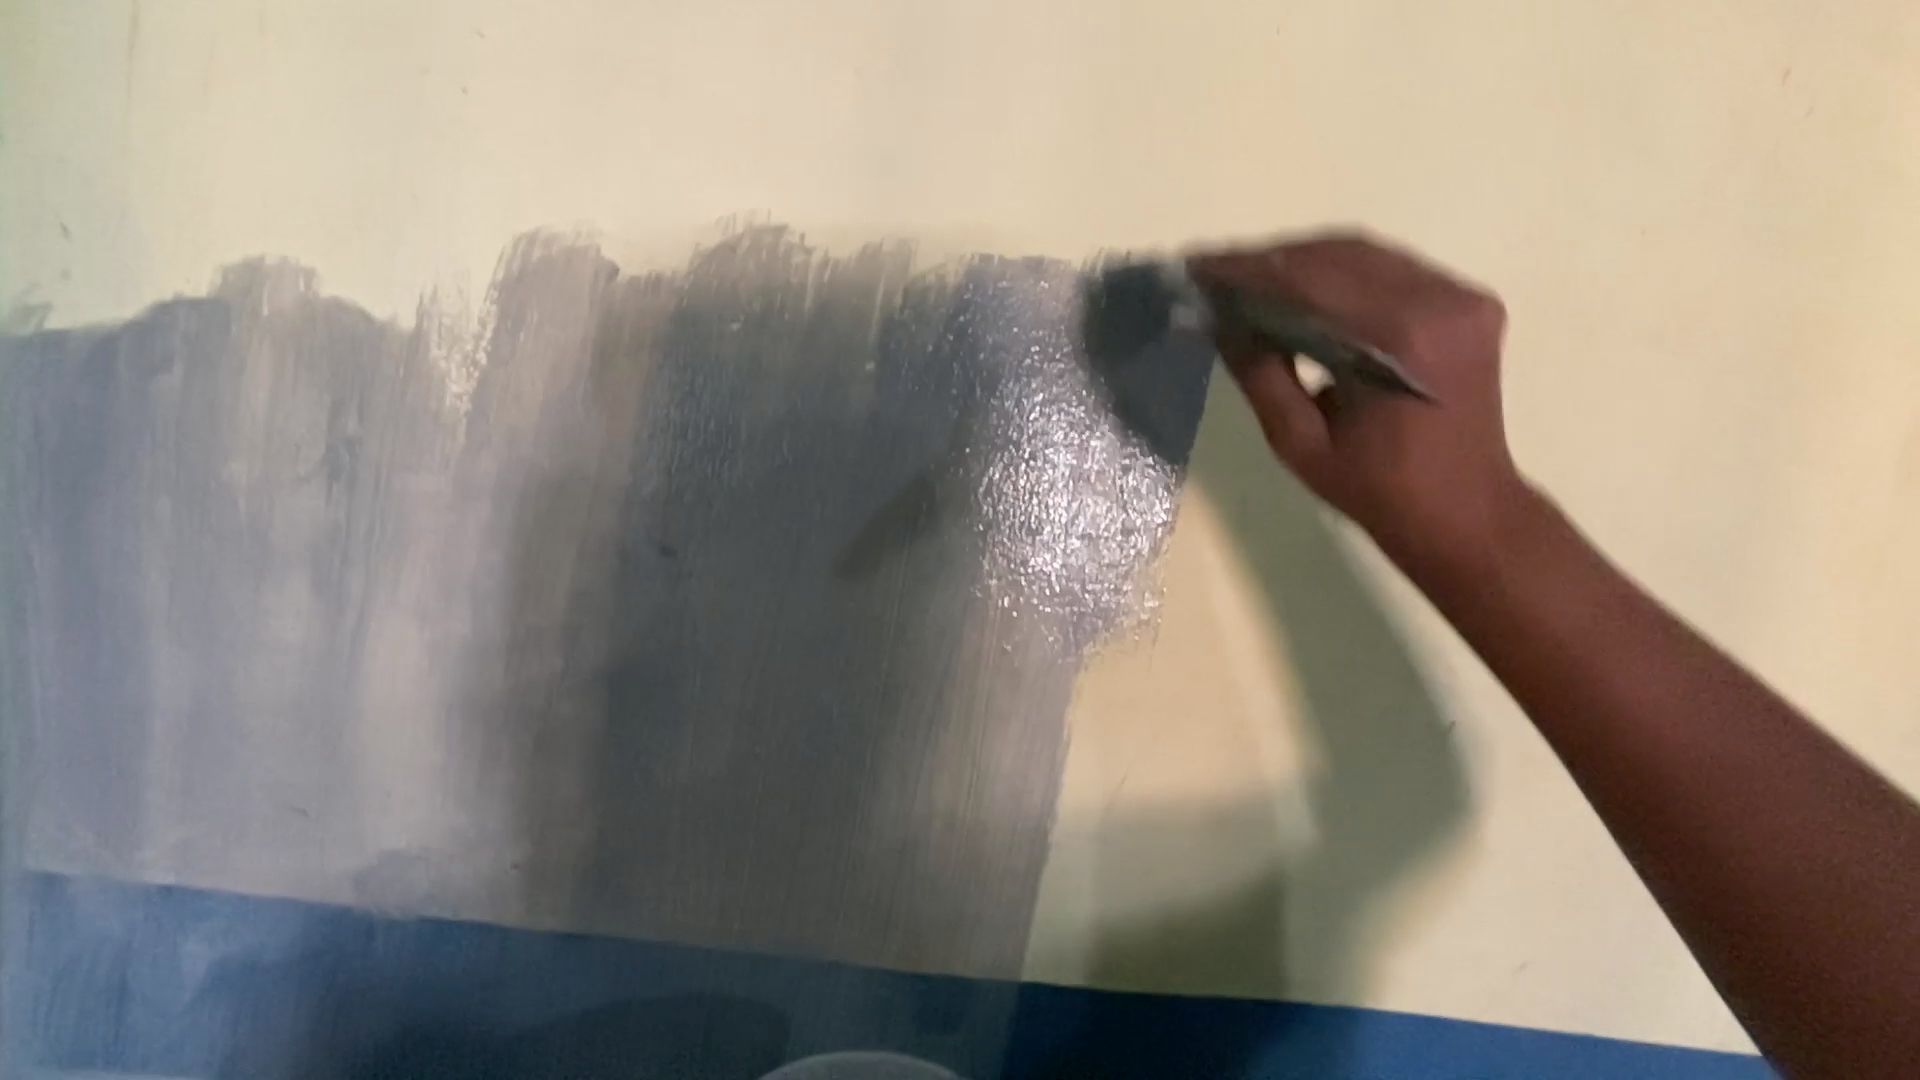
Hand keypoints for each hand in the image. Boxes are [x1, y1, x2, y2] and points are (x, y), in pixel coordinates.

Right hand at [1189, 233, 1531, 567]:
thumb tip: (1218, 321)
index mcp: (1399, 340)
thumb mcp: (1298, 442)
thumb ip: (1260, 375)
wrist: (1462, 509)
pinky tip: (1300, 286)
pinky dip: (1338, 272)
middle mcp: (1438, 302)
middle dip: (1270, 261)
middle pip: (1338, 256)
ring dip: (1301, 261)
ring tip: (1248, 276)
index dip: (1248, 272)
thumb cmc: (1375, 489)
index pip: (1309, 283)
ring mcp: (1460, 296)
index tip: (1198, 268)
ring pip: (1364, 254)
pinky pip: (1391, 269)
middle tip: (1215, 270)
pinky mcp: (1468, 301)